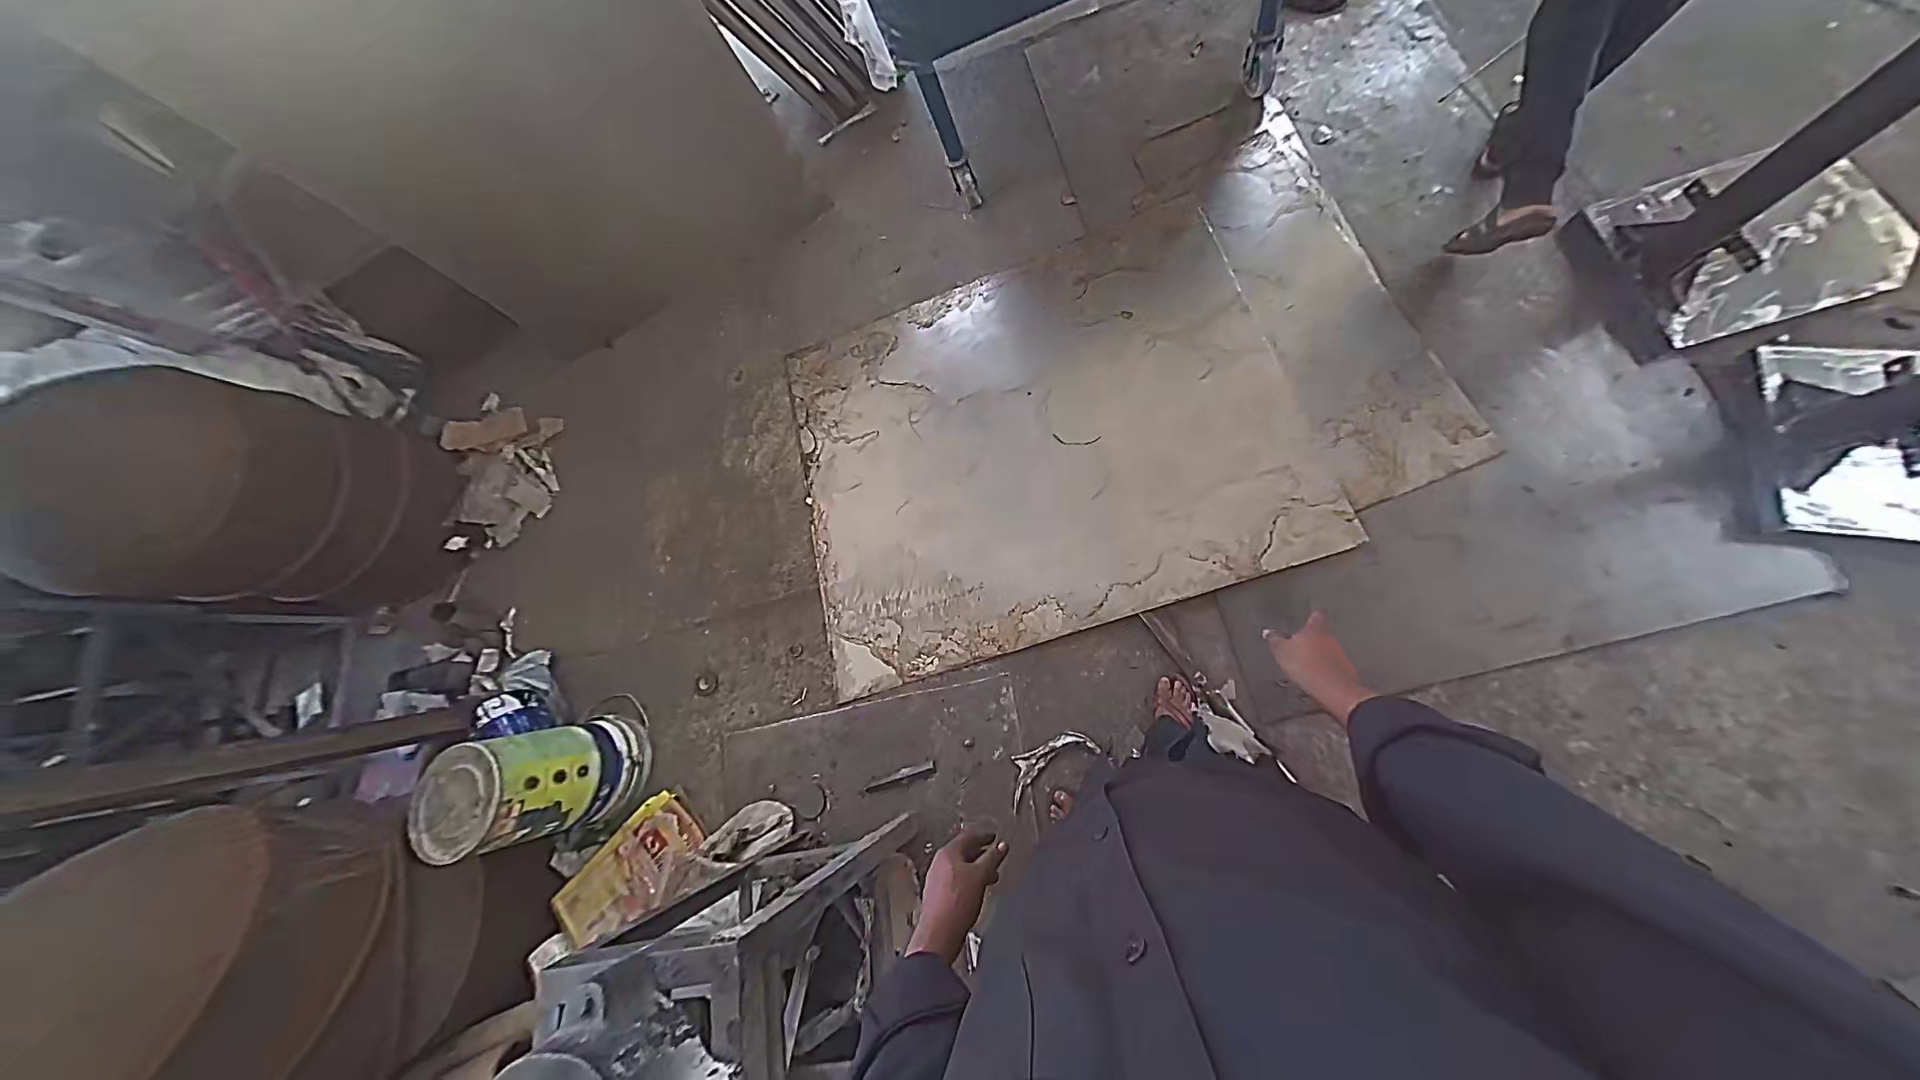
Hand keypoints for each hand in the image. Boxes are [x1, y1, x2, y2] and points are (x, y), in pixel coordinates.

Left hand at [907, 828, 1009, 963]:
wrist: (938, 936)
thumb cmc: (954, 906)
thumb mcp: (980, 877)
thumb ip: (992, 859)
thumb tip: (1000, 847)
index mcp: (947, 854)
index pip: (968, 837)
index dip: (983, 836)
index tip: (993, 838)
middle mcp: (939, 864)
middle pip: (963, 852)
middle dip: (981, 854)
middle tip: (994, 856)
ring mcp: (937, 879)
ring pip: (960, 867)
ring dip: (976, 869)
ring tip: (989, 876)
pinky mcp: (938, 895)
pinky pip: (956, 881)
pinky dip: (968, 881)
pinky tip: (976, 891)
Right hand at [1264, 611, 1376, 724]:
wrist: (1335, 691)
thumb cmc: (1308, 667)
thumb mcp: (1282, 652)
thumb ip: (1275, 641)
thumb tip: (1269, 633)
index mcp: (1314, 631)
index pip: (1316, 617)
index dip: (1314, 616)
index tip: (1313, 614)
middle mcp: (1330, 640)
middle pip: (1320, 636)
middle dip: (1310, 641)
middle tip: (1297, 648)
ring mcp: (1339, 656)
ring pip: (1325, 652)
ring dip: (1315, 658)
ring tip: (1301, 668)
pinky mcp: (1344, 673)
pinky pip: (1330, 668)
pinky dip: (1321, 671)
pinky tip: (1311, 680)